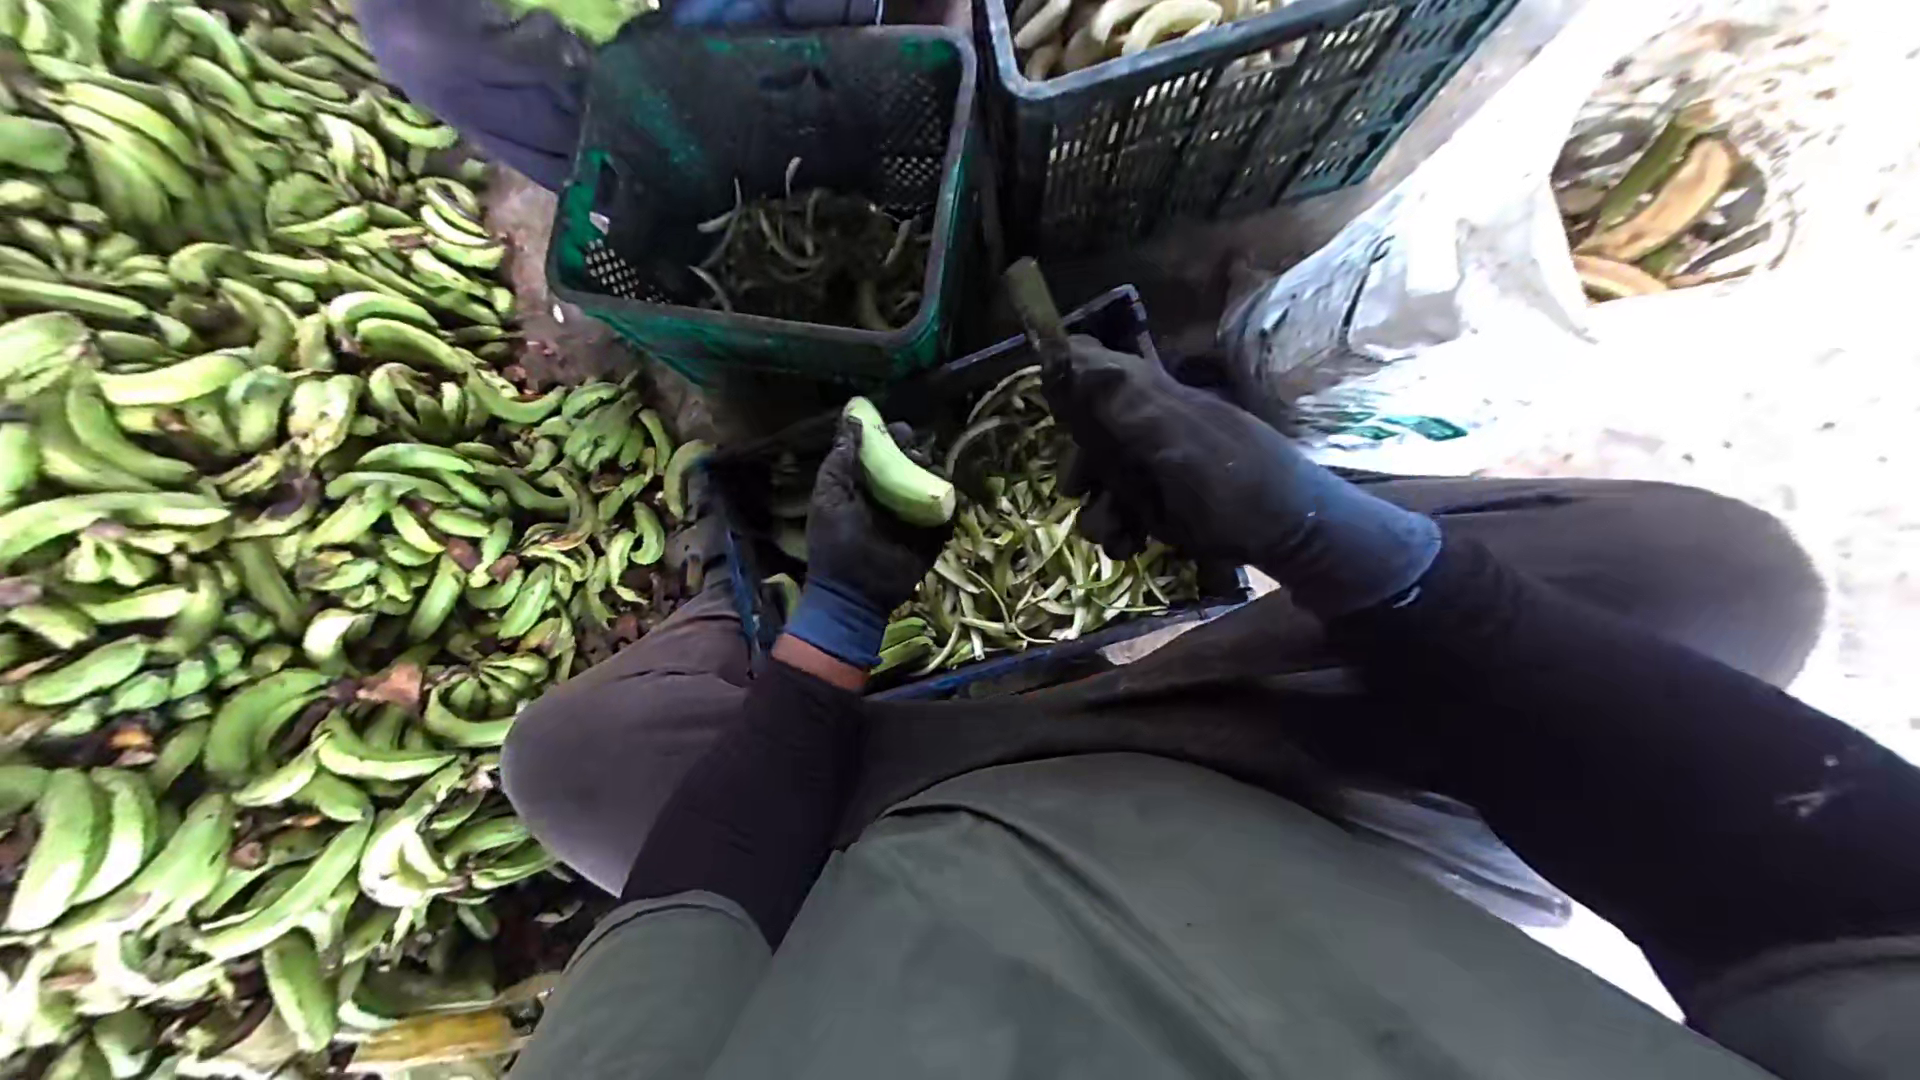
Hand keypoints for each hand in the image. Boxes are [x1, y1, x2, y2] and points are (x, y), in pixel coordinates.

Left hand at [780, 414, 949, 669]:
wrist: (853, 593)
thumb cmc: (835, 544)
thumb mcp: (829, 496)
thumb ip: (840, 460)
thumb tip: (853, 420)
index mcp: (865, 485)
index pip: (884, 453)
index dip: (893, 438)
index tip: (902, 431)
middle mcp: (891, 496)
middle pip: (912, 464)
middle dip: (916, 454)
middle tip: (916, 454)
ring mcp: (912, 516)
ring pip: (932, 485)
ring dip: (933, 475)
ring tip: (927, 475)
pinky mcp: (931, 536)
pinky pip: (946, 513)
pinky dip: (949, 503)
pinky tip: (944, 497)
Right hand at [1043, 337, 1439, 615]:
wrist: (1293, 534)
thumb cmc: (1235, 481)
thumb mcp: (1175, 438)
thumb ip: (1123, 399)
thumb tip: (1073, 347)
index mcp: (1156, 401)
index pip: (1101, 375)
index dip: (1071, 392)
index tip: (1057, 419)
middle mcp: (1154, 429)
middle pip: (1095, 437)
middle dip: (1084, 472)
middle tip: (1079, 492)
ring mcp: (1161, 469)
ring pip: (1107, 484)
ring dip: (1102, 514)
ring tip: (1117, 537)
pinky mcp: (1167, 505)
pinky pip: (1126, 514)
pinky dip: (1121, 532)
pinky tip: (1132, 547)